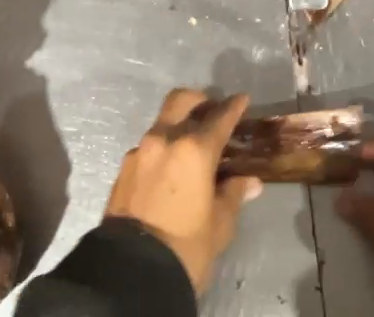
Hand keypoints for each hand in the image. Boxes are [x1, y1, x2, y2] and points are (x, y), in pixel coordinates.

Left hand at [106, 89, 262, 293]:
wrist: (131, 272)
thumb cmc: (186, 246)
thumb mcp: (219, 224)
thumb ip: (233, 194)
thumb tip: (250, 182)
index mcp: (194, 149)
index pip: (220, 117)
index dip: (233, 107)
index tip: (242, 100)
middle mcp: (165, 140)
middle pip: (181, 101)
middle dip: (199, 100)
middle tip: (211, 111)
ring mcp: (140, 152)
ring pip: (162, 124)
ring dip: (177, 126)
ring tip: (190, 147)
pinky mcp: (123, 169)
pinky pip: (147, 148)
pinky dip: (162, 150)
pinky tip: (169, 170)